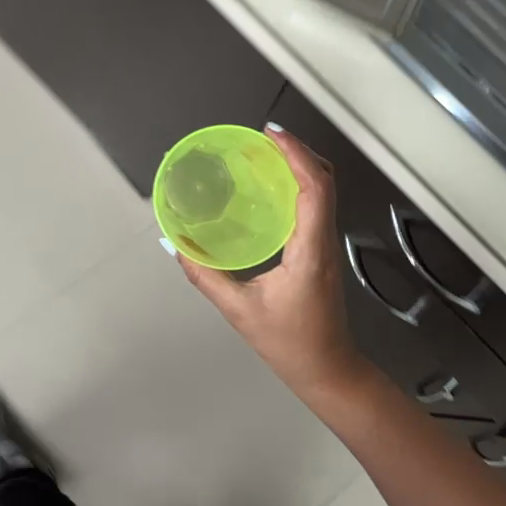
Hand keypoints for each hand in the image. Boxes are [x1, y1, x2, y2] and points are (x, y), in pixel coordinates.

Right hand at [179, 126, 368, 396]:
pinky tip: (268, 188)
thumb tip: (177, 246)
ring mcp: (327, 244)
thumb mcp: (240, 311)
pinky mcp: (322, 251)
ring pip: (322, 191)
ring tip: (262, 154)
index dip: (296, 154)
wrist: (328, 370)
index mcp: (311, 249)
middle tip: (261, 139)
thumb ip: (206, 276)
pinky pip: (315, 205)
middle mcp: (325, 239)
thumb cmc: (290, 344)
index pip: (315, 188)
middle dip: (297, 151)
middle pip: (324, 179)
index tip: (271, 135)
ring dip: (298, 166)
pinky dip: (297, 185)